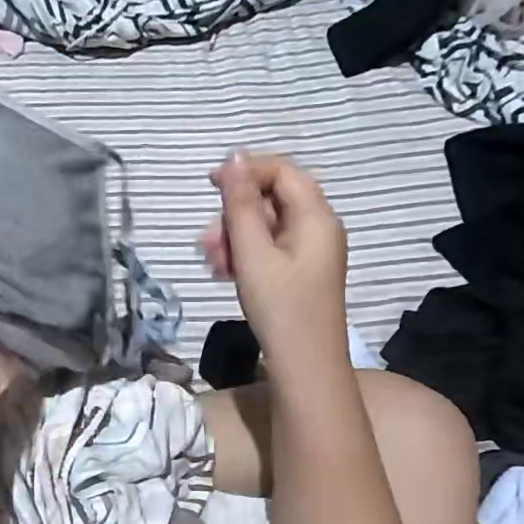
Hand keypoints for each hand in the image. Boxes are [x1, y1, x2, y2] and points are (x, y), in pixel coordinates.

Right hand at [199, 153, 348, 370]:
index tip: (209, 184)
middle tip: (206, 242)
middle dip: (234, 214)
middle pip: (272, 199)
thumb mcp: (253, 253)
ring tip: (212, 264)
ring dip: (234, 237)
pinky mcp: (300, 272)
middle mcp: (318, 227)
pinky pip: (269, 249)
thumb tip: (234, 158)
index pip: (282, 171)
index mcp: (316, 216)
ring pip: (266, 227)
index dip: (246, 170)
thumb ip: (241, 204)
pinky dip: (244, 255)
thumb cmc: (279, 307)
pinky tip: (224, 273)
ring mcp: (310, 251)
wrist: (304, 365)